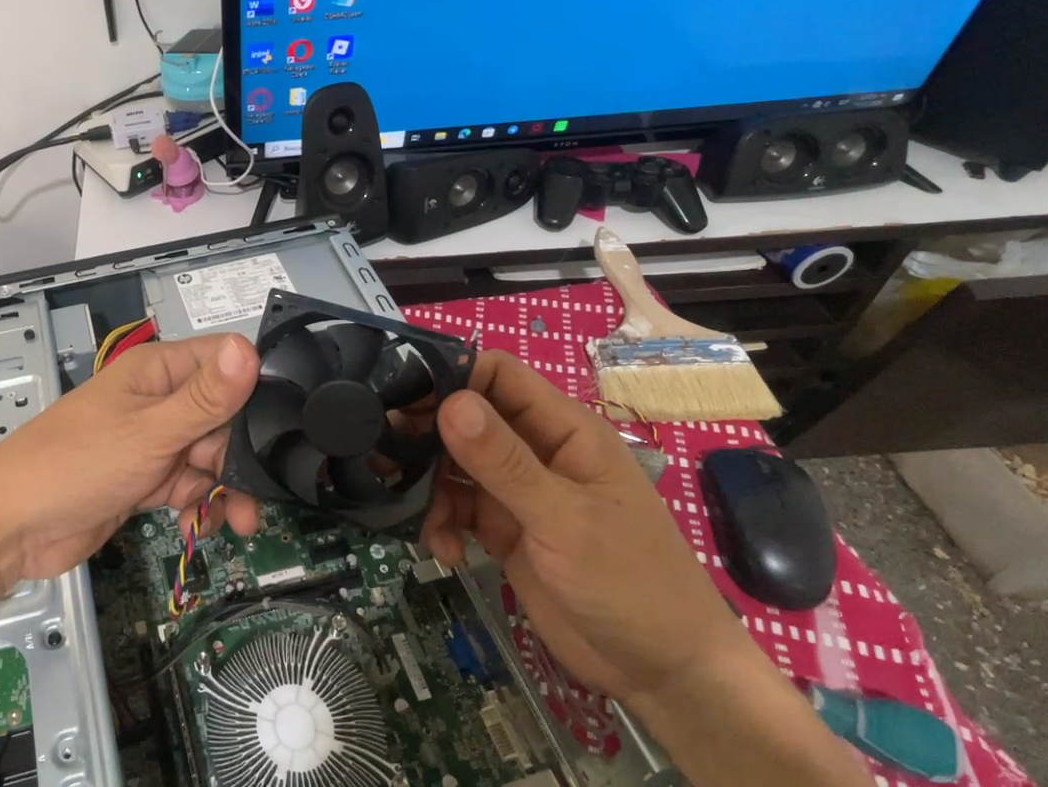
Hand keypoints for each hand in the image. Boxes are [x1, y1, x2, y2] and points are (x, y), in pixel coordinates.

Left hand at [0, 333, 263, 586]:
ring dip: (225, 487)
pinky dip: (198, 504)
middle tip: (258, 490)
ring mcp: (150, 441)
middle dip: (241, 454)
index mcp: (157, 371)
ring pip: (208, 456)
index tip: (282, 424)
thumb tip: (250, 349)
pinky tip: (198, 525)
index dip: (253, 388)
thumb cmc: (75, 466)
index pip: (222, 362)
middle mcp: (157, 400)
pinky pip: (187, 485)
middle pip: (222, 417)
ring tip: (238, 521)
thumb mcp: (149, 433)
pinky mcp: (144, 478)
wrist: (12, 530)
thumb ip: (204, 399)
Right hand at [419, 351, 748, 707]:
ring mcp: (519, 491)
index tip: (405, 402)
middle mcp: (537, 451)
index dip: (451, 378)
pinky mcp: (504, 529)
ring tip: (423, 520)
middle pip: (466, 418)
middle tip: (385, 456)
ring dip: (430, 487)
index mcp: (563, 430)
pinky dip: (442, 523)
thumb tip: (449, 402)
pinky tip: (446, 553)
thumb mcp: (563, 519)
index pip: (498, 375)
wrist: (662, 672)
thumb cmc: (630, 584)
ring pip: (454, 464)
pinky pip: (458, 507)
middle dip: (427, 436)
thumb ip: (504, 462)